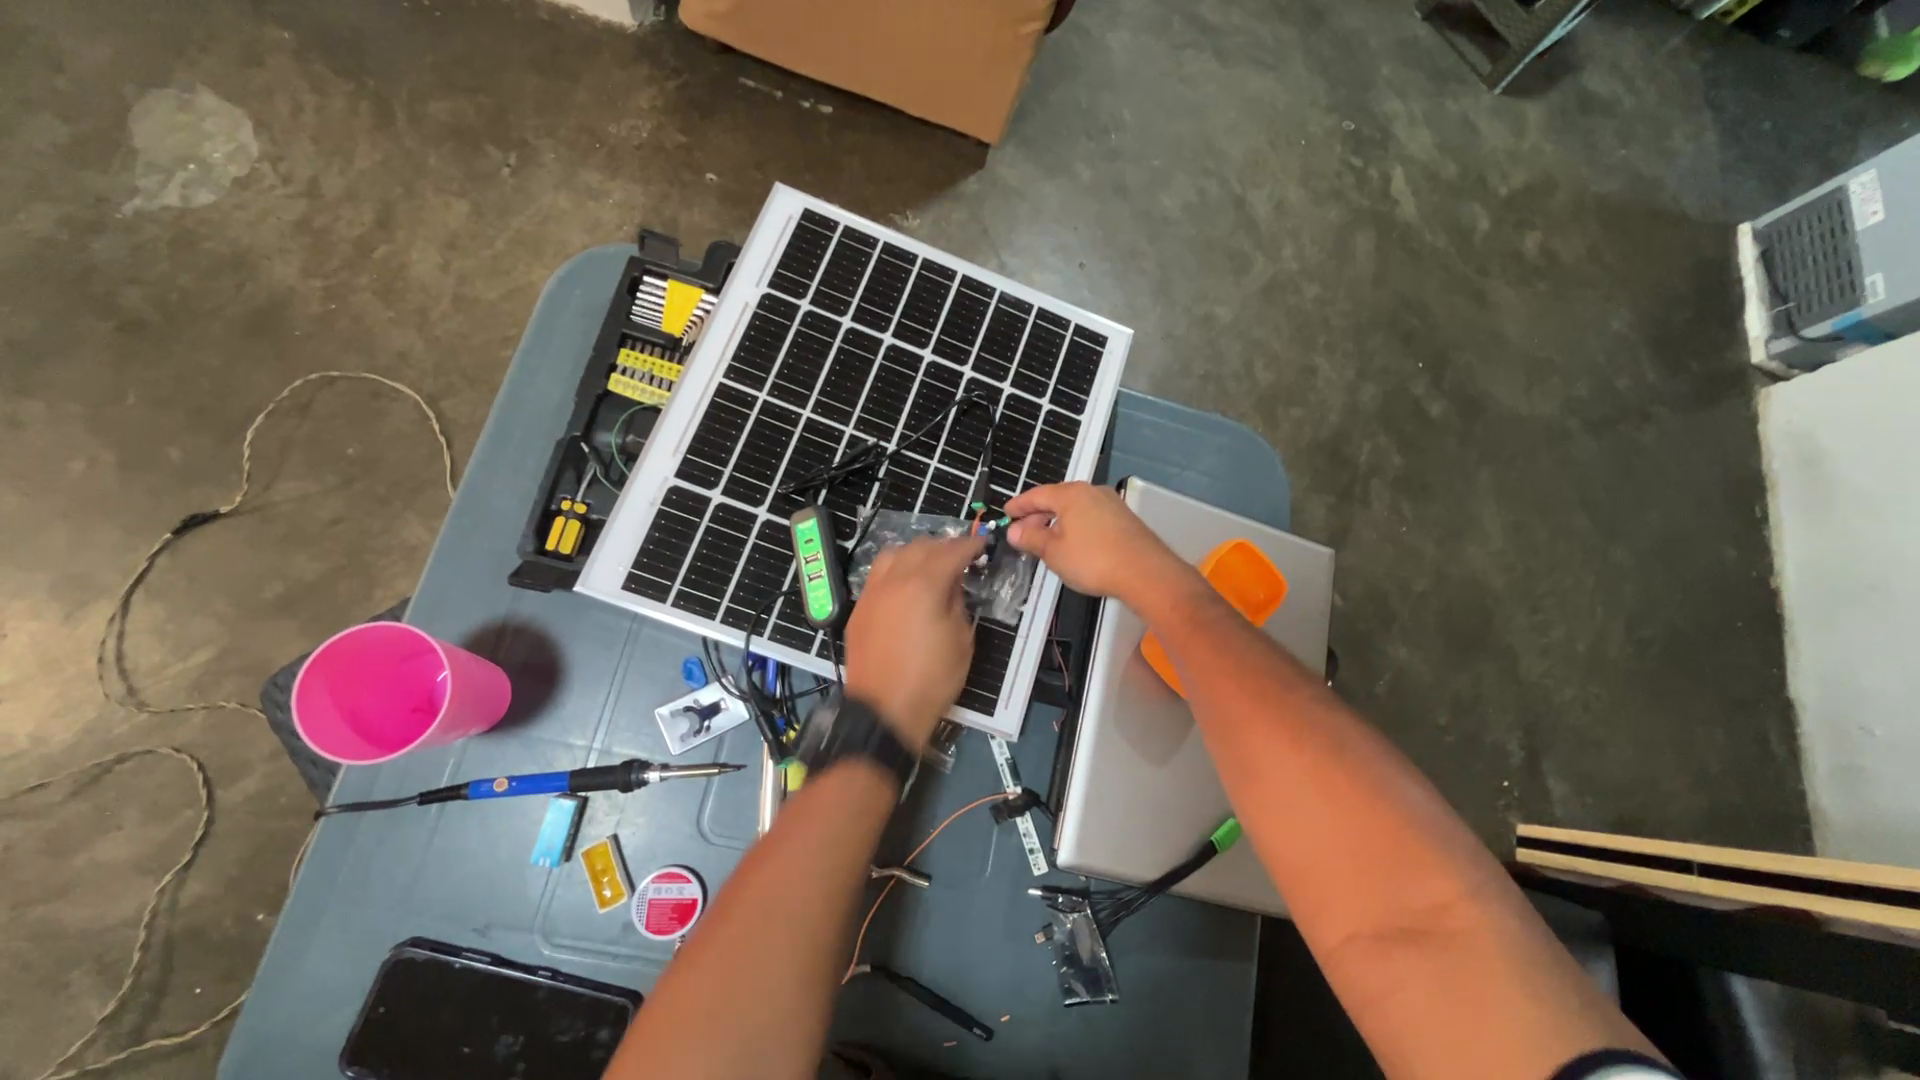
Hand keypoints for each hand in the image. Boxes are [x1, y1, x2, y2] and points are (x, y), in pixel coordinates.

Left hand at [843, 535, 984, 751]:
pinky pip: (877, 575)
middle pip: (920, 546)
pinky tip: (905, 584)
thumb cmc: (931, 680)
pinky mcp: (859, 609)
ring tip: (929, 564)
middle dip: (943, 546)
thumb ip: (958, 603)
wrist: (884, 711)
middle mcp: (894, 580)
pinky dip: (895, 569)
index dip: (970, 545)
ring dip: (915, 552)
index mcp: (924, 585)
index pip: (952, 551)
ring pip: (893, 553)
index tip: (982, 545)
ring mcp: (872, 593)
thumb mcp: (961, 641)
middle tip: (959, 556)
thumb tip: (952, 585)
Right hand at [1004, 482, 1195, 604]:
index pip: (1037, 495)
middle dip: (1038, 515)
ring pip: (1075, 508)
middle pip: (1057, 499)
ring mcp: (1111, 503)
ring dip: (1057, 521)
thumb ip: (1031, 539)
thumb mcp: (1054, 552)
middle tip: (1022, 531)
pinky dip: (1076, 526)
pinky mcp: (1124, 519)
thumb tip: (1015, 531)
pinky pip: (1091, 516)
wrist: (1145, 572)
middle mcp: (1091, 492)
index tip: (1007, 513)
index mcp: (1070, 494)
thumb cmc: (1094, 560)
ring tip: (1046, 540)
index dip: (1019, 505)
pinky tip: (1072, 543)